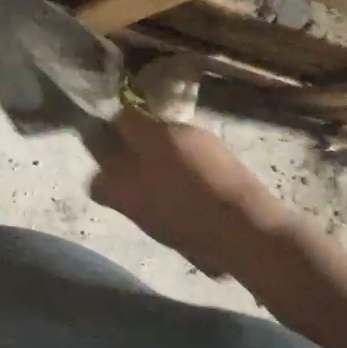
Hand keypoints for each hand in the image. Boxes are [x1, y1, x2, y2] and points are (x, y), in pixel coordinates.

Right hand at [90, 108, 299, 277]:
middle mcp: (183, 128)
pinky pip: (195, 165)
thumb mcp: (129, 202)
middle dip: (137, 156)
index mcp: (156, 131)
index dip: (109, 135)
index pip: (123, 116)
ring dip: (162, 169)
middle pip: (149, 135)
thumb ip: (104, 185)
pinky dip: (186, 180)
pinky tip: (187, 208)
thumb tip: (97, 178)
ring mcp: (211, 145)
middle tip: (131, 187)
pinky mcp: (231, 165)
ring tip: (160, 202)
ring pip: (173, 151)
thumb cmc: (181, 210)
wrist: (250, 231)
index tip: (105, 161)